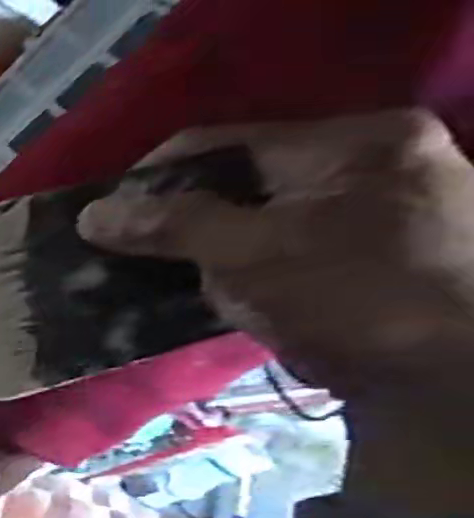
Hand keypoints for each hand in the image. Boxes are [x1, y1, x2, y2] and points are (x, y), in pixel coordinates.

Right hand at [77, 109, 473, 509]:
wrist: (435, 366)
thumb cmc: (348, 294)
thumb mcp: (249, 253)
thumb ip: (172, 225)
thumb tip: (91, 213)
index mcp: (348, 143)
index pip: (218, 144)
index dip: (147, 180)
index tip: (94, 223)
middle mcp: (355, 164)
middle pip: (227, 181)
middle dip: (161, 217)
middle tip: (107, 254)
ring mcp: (351, 210)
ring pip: (237, 217)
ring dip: (181, 247)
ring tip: (130, 275)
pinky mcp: (338, 255)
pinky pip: (255, 248)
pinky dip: (210, 266)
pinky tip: (177, 290)